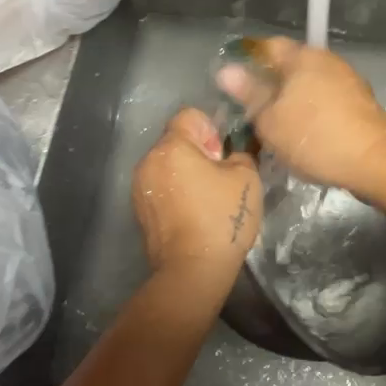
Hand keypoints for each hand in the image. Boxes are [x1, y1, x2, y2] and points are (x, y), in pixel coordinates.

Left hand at [131, 108, 261, 284]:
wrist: (193, 269)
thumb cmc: (221, 217)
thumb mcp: (246, 178)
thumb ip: (240, 153)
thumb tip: (230, 155)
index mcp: (171, 147)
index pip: (189, 116)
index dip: (210, 129)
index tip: (222, 156)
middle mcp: (148, 161)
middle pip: (176, 141)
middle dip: (198, 153)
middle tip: (220, 179)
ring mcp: (140, 188)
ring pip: (167, 166)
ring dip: (186, 174)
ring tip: (207, 199)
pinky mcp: (140, 211)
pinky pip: (161, 188)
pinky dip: (176, 193)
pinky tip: (194, 215)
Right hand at [215, 37, 385, 193]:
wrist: (373, 162)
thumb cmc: (314, 137)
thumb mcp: (270, 121)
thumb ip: (249, 94)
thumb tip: (227, 71)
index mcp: (302, 57)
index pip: (267, 46)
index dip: (248, 61)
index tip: (236, 84)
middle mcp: (327, 60)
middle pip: (290, 64)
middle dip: (272, 83)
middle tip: (254, 110)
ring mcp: (348, 79)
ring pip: (310, 83)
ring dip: (294, 99)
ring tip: (279, 125)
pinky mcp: (361, 101)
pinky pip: (327, 99)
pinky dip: (314, 110)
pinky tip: (307, 133)